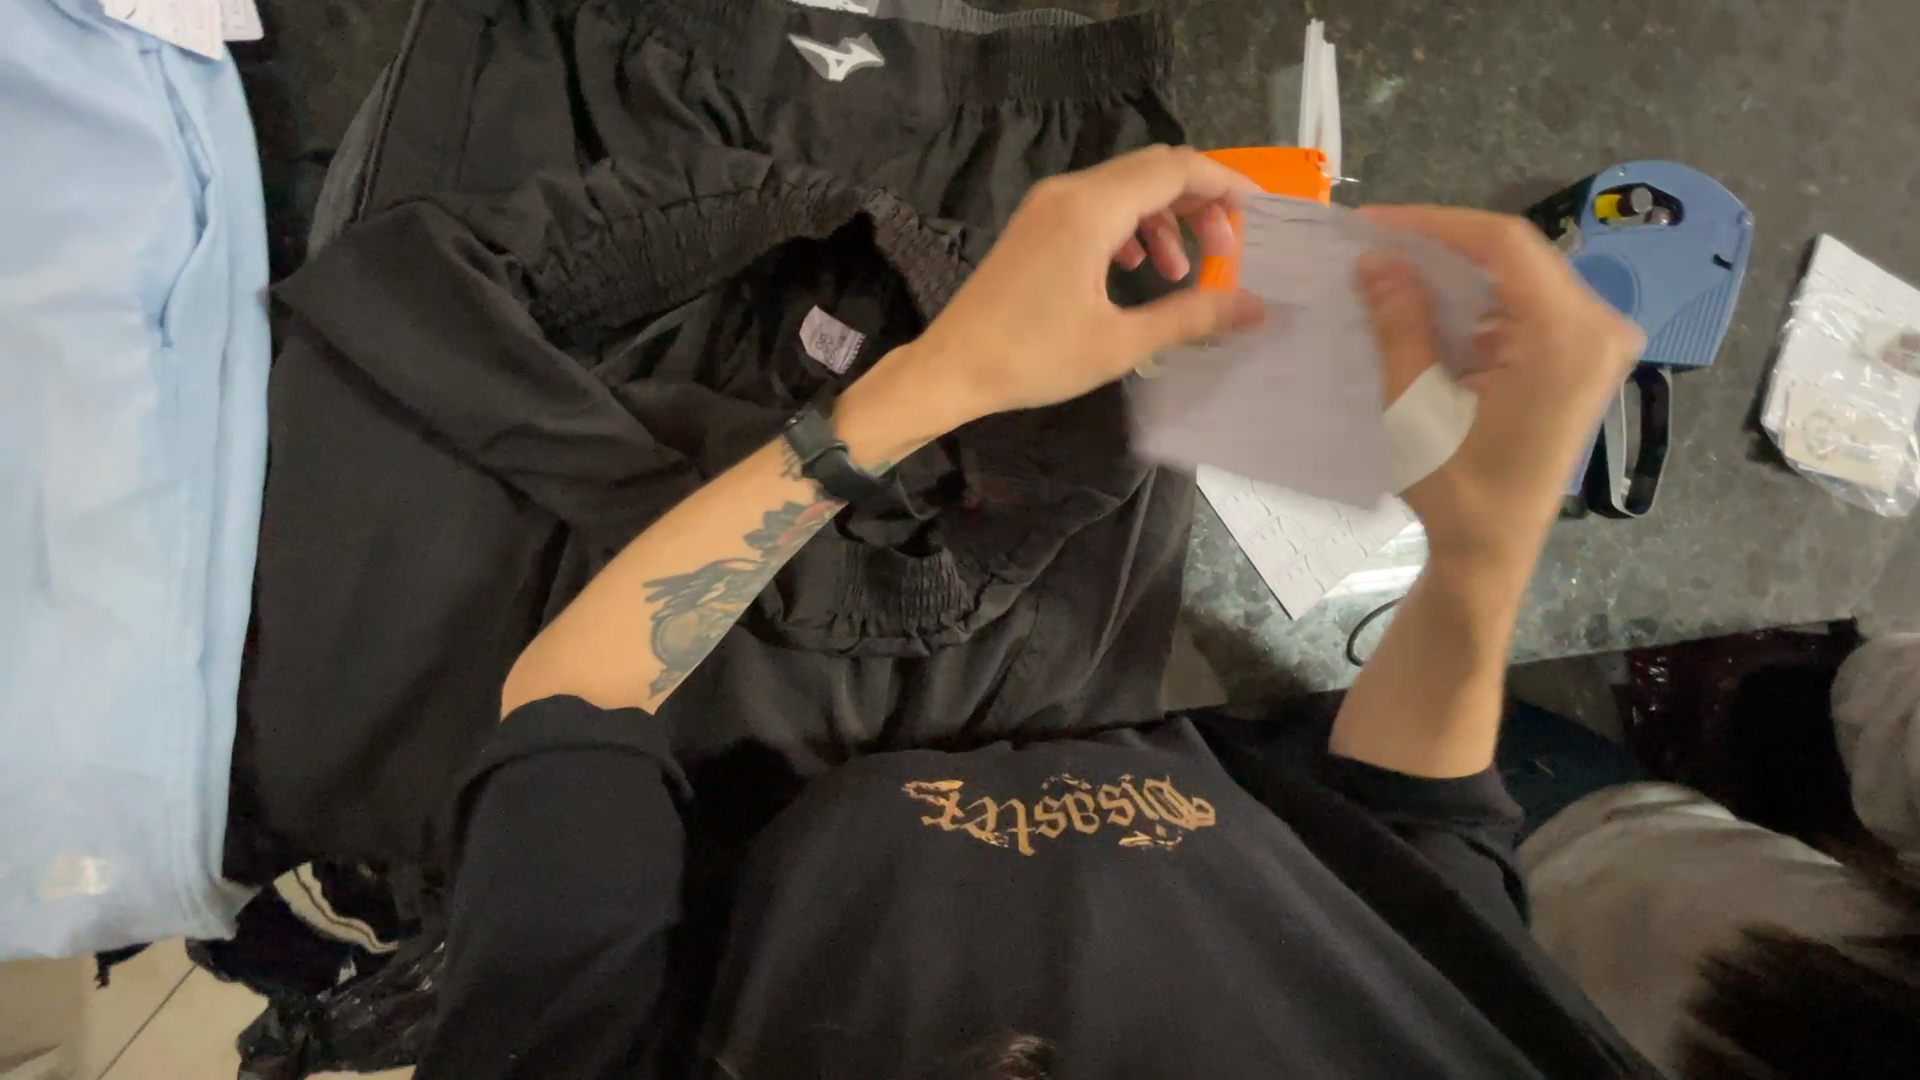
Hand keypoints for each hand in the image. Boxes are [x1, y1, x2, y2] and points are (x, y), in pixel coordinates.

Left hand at [869, 145, 1266, 433]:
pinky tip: (1136, 268)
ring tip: (1181, 272)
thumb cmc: (1033, 359)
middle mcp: (1068, 192)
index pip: (1177, 168)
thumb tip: (1254, 308)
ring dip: (1162, 221)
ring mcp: (1045, 207)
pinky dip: (1127, 229)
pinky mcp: (1033, 227)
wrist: (952, 368)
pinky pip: (1094, 209)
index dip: (1225, 186)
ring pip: (1123, 191)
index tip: (1258, 215)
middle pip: (1152, 173)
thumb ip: (1189, 317)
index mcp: (1091, 210)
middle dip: (1198, 205)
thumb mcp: (1119, 343)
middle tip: (1224, 252)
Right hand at [1357, 206, 1643, 571]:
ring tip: (1392, 275)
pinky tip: (1429, 313)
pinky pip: (1525, 311)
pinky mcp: (1580, 360)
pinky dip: (1475, 306)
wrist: (1492, 546)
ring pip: (1520, 281)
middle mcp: (1599, 326)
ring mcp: (1596, 344)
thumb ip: (1400, 325)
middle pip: (1517, 258)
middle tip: (1375, 248)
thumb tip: (1375, 261)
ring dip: (1456, 276)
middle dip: (1442, 248)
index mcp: (1567, 335)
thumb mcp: (1414, 405)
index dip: (1434, 224)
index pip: (1505, 245)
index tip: (1373, 222)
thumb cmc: (1453, 485)